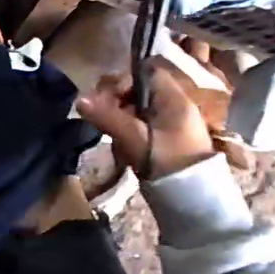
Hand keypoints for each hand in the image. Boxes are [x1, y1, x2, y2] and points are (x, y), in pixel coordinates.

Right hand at [78, 59, 215, 178]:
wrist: (194, 201)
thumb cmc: (168, 162)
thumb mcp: (134, 138)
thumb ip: (107, 117)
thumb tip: (80, 100)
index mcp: (173, 98)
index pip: (146, 72)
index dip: (123, 81)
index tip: (107, 99)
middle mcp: (175, 106)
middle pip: (139, 91)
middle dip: (117, 104)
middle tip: (105, 121)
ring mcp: (172, 124)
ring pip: (137, 111)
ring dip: (121, 122)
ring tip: (116, 141)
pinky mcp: (168, 141)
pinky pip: (142, 128)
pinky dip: (130, 135)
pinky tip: (126, 151)